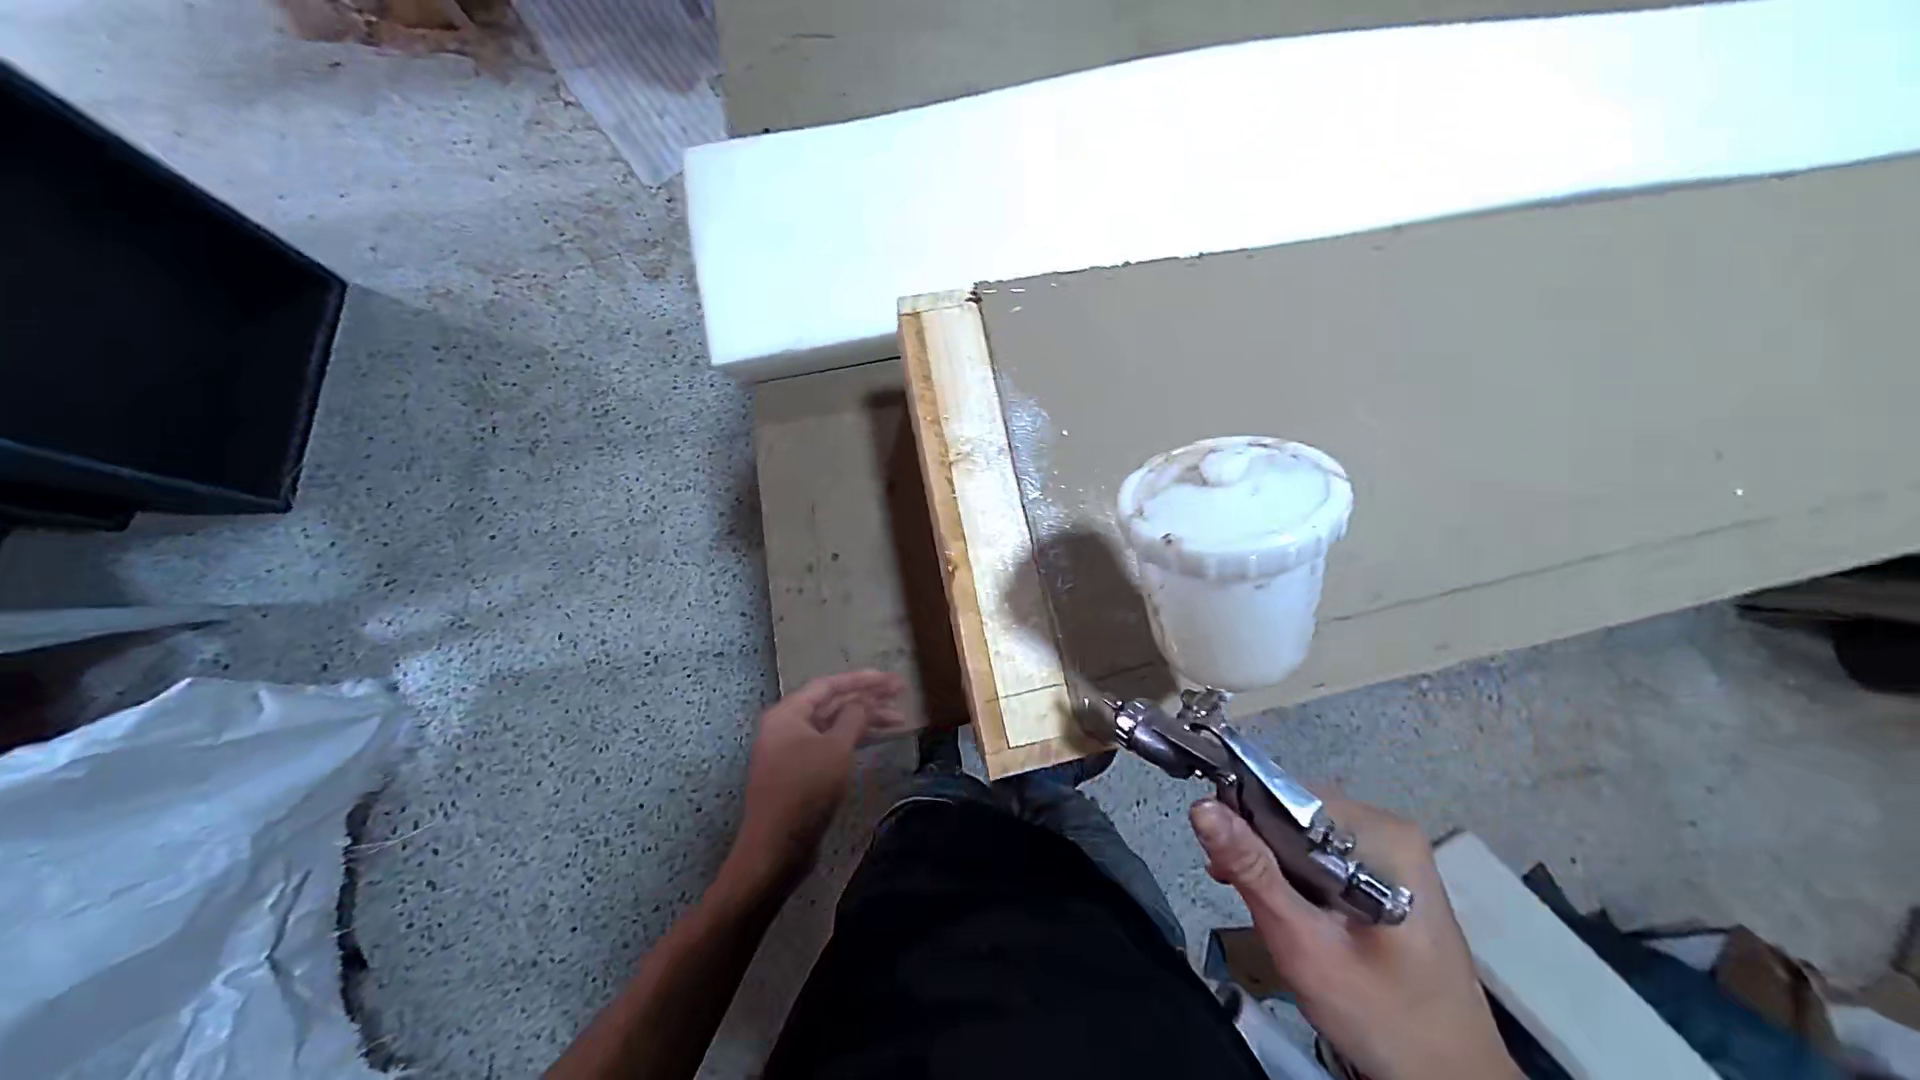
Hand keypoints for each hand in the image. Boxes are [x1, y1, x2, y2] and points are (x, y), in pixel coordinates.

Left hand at [727, 671, 905, 887]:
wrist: (776, 847)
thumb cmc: (805, 790)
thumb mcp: (836, 748)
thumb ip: (853, 717)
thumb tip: (863, 701)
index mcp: (788, 714)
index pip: (828, 685)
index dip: (861, 680)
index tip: (889, 678)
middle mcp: (787, 727)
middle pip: (832, 704)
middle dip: (867, 699)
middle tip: (899, 695)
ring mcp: (793, 751)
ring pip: (834, 726)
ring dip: (865, 721)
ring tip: (899, 720)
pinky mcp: (802, 773)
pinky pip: (831, 746)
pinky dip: (855, 741)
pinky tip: (878, 740)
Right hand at [1190, 794, 1520, 1079]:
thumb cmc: (1383, 1018)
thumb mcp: (1306, 946)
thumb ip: (1253, 871)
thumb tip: (1201, 806)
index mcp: (1381, 834)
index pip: (1287, 797)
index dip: (1243, 822)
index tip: (1222, 862)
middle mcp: (1390, 830)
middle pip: (1295, 813)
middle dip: (1258, 848)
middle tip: (1237, 890)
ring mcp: (1394, 852)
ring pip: (1303, 832)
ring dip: (1272, 863)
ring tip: (1262, 905)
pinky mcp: (1389, 874)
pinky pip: (1322, 852)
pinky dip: (1295, 875)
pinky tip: (1290, 908)